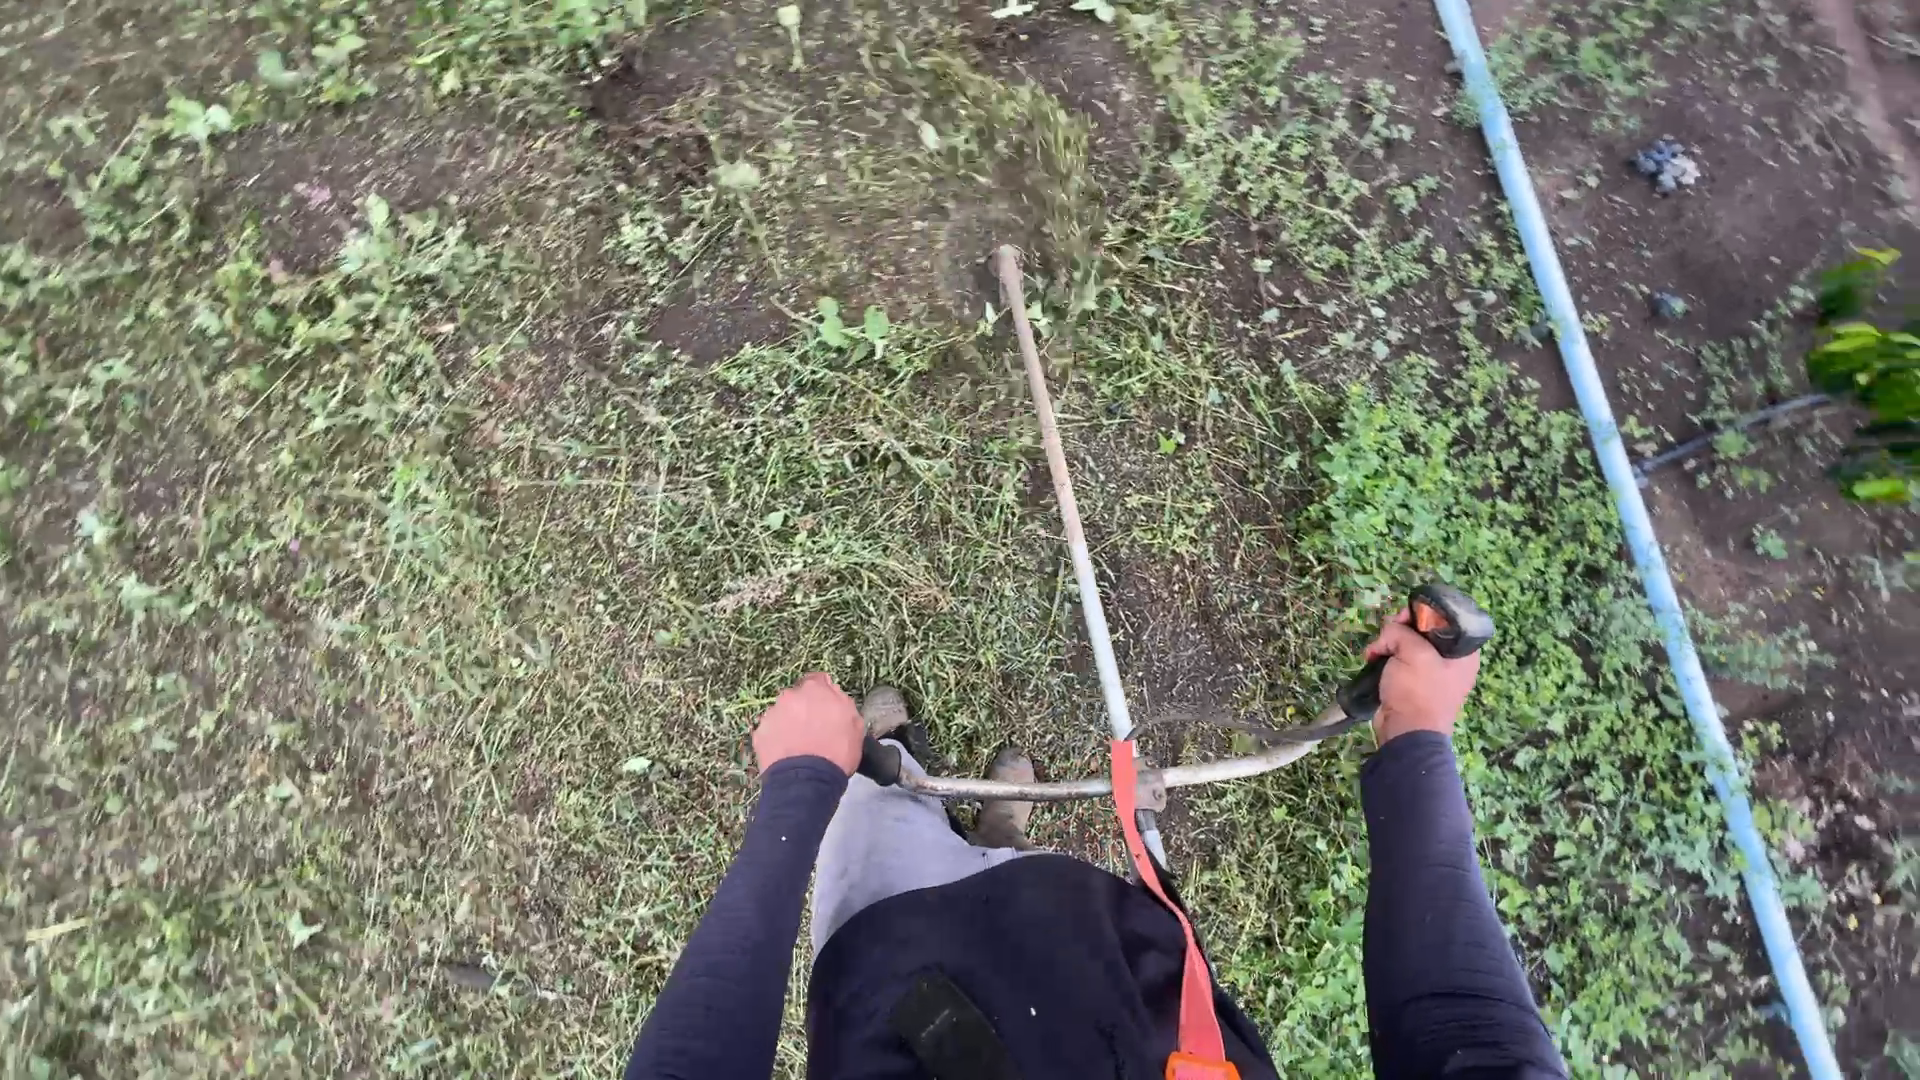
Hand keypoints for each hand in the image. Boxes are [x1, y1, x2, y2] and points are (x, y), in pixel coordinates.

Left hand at [752, 672, 863, 774]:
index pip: (818, 680)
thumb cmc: (837, 752)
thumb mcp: (855, 723)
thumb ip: (842, 702)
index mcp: (815, 690)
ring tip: (799, 745)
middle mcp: (790, 696)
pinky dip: (777, 739)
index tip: (826, 707)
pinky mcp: (759, 734)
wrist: (807, 781)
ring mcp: (772, 715)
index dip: (823, 693)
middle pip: (798, 697)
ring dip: (789, 723)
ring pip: (782, 714)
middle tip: (814, 729)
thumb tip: (833, 694)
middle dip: (804, 709)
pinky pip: (770, 732)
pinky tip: (787, 753)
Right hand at [1363, 608, 1481, 743]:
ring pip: (1405, 642)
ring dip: (1386, 644)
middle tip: (1385, 638)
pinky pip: (1397, 658)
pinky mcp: (1412, 680)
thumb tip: (1390, 632)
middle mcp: (1450, 659)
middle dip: (1398, 630)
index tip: (1401, 619)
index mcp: (1463, 652)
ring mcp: (1430, 671)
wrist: (1407, 730)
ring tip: (1374, 653)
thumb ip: (1401, 631)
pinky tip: (1372, 659)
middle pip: (1420, 630)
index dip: (1420, 614)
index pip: (1442, 619)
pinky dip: (1383, 656)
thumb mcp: (1413, 653)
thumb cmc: (1418, 690)